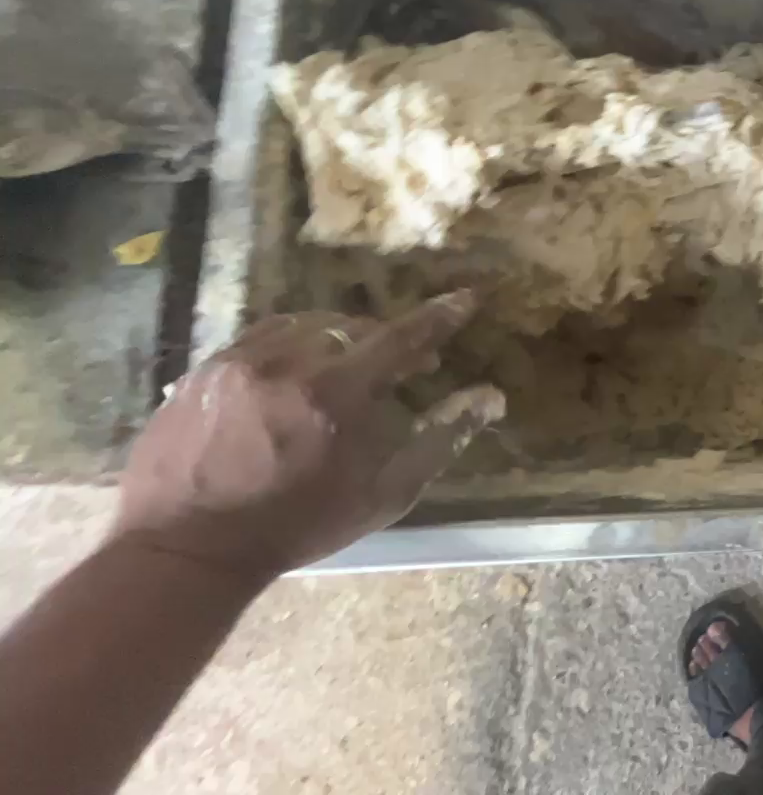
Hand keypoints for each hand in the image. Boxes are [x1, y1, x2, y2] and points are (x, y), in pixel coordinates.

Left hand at [113, 292, 501, 580]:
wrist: (184, 552)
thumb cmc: (301, 522)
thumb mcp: (388, 490)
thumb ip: (444, 436)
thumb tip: (491, 396)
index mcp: (337, 392)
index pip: (403, 336)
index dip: (441, 316)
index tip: (466, 298)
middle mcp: (287, 364)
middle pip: (354, 325)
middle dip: (389, 338)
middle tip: (408, 366)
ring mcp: (236, 365)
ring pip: (306, 324)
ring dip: (341, 335)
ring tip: (352, 362)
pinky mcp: (200, 374)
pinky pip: (260, 337)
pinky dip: (294, 342)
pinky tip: (300, 369)